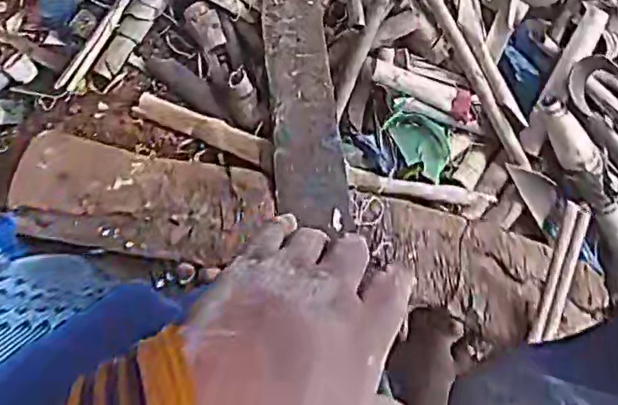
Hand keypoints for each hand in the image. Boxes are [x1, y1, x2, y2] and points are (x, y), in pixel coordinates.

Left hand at [182, 215, 413, 404]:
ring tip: (317, 249)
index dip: (397, 279)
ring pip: (314, 236)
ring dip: (317, 244)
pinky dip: (281, 228)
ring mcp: (289, 270)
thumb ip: (369, 393)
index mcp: (363, 333)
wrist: (220, 400)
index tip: (396, 277)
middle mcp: (331, 291)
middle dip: (354, 254)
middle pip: (354, 250)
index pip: (394, 289)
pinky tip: (283, 229)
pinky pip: (273, 230)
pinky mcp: (251, 261)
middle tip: (351, 261)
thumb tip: (386, 399)